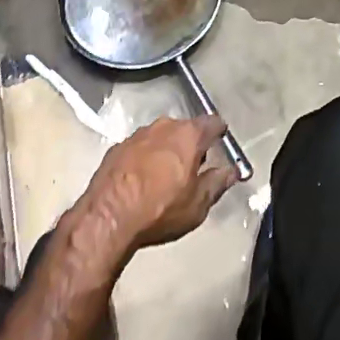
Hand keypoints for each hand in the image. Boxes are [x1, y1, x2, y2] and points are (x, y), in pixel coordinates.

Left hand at [77, 115, 237, 253]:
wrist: (108, 216)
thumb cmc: (161, 209)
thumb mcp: (198, 204)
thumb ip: (217, 183)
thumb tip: (231, 171)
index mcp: (188, 135)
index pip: (212, 122)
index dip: (219, 132)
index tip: (222, 142)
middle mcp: (163, 126)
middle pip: (185, 129)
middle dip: (192, 144)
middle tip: (196, 168)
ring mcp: (137, 134)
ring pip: (161, 136)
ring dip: (167, 150)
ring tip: (168, 176)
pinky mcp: (118, 147)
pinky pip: (140, 147)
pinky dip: (146, 158)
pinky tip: (143, 179)